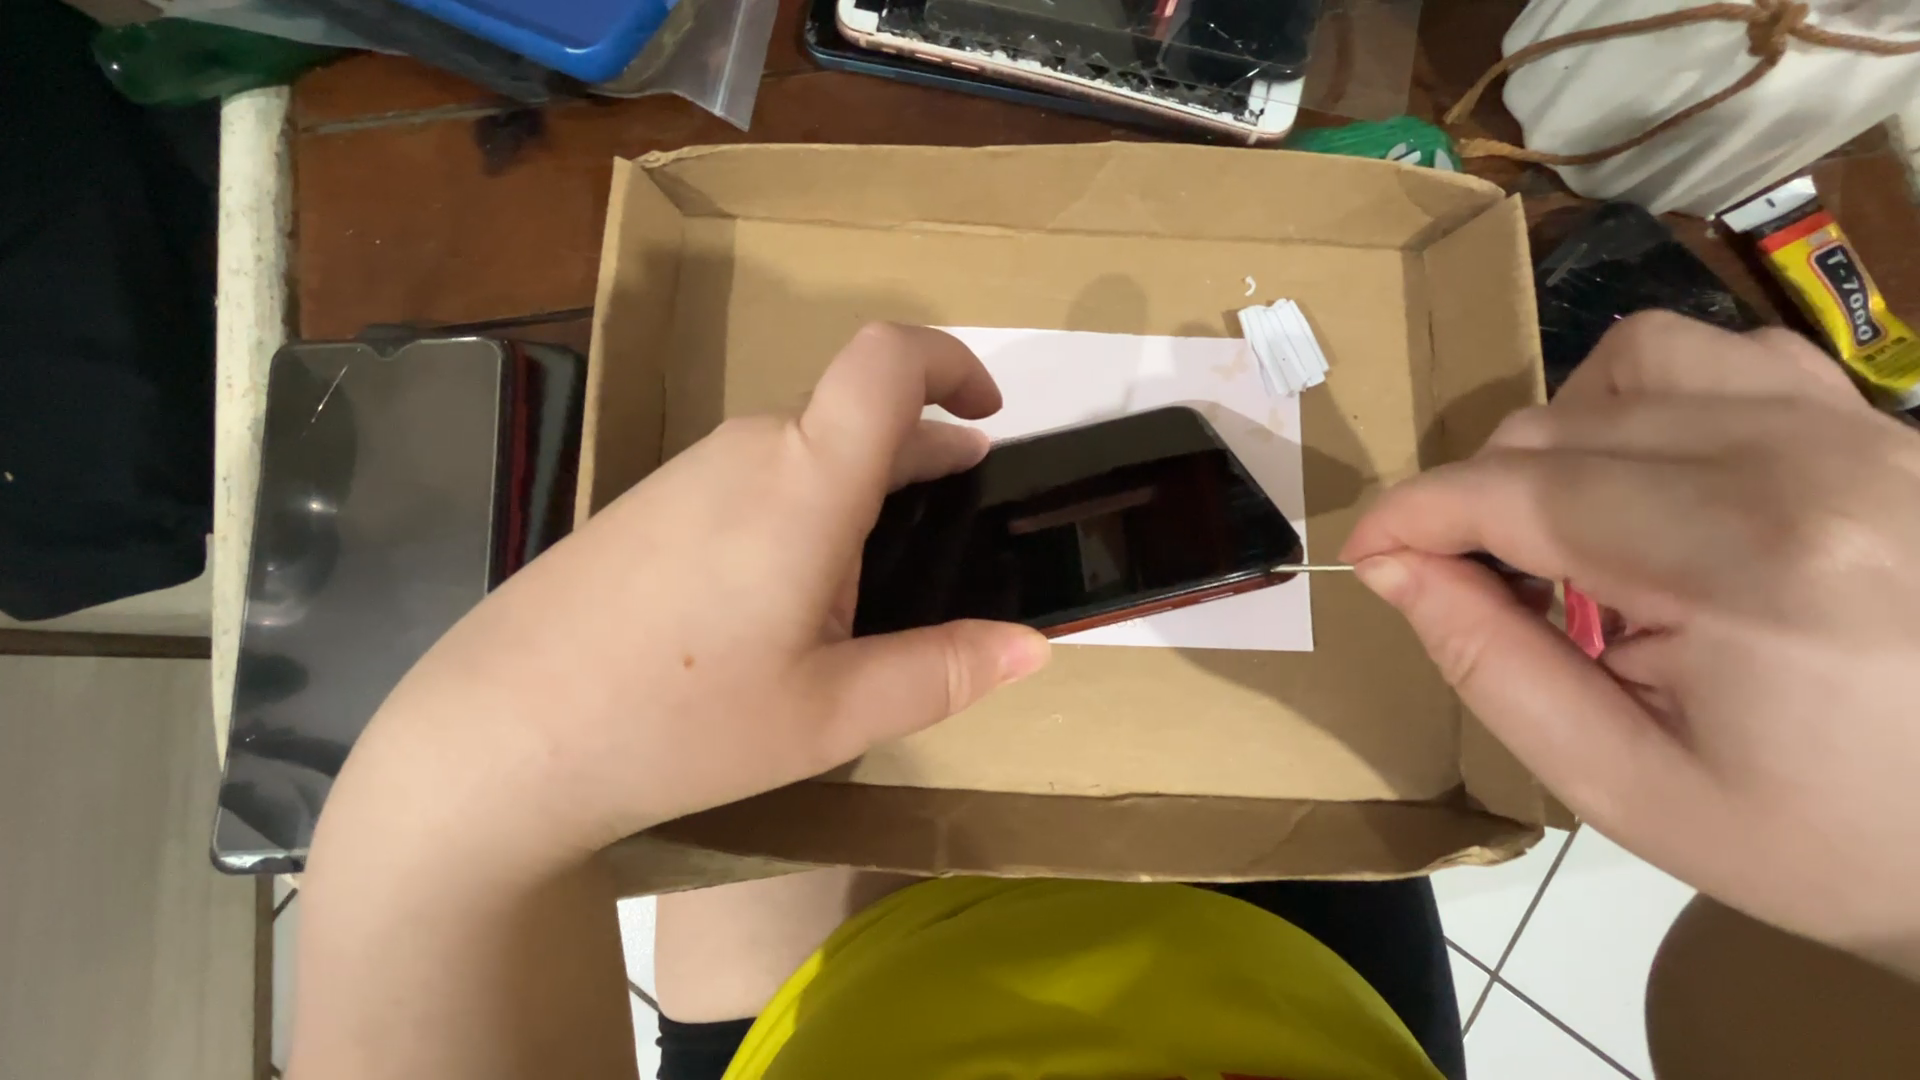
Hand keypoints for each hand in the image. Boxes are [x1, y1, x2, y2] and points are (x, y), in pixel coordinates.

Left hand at [340, 324, 1050, 864]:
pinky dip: (806, 511)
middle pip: (854, 417)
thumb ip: (943, 671)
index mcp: (803, 480)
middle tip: (957, 532)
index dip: (951, 361)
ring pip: (805, 453)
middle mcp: (747, 450)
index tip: (989, 413)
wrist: (494, 737)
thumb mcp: (832, 714)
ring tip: (873, 589)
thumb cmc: (678, 722)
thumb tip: (1033, 645)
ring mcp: (689, 473)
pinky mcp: (651, 505)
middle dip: (922, 456)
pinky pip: (755, 481)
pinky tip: (786, 602)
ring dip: (862, 492)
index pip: (887, 361)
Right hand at [1342, 312, 1919, 974]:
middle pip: (1552, 429)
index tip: (1365, 555)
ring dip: (1552, 440)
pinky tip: (1645, 477)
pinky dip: (1639, 401)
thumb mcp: (1619, 782)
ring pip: (1625, 366)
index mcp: (1747, 563)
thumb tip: (1393, 567)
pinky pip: (1717, 356)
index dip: (1410, 515)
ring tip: (1564, 523)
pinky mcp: (1883, 420)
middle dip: (1475, 502)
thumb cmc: (1827, 836)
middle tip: (1486, 588)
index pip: (1515, 491)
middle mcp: (1809, 460)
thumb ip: (1487, 662)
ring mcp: (1863, 425)